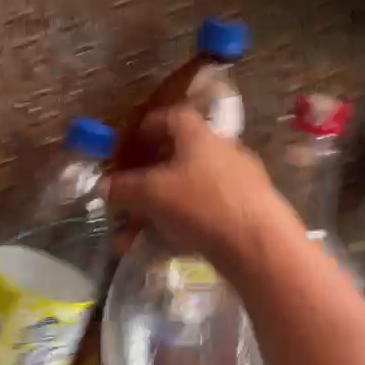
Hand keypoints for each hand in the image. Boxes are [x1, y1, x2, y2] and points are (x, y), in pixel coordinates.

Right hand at [108, 106, 303, 273]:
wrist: (261, 247)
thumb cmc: (201, 204)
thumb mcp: (149, 194)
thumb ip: (123, 188)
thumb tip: (103, 186)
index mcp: (199, 136)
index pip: (173, 117)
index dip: (149, 126)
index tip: (132, 141)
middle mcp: (223, 151)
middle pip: (182, 154)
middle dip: (153, 172)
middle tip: (133, 187)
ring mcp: (240, 182)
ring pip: (193, 186)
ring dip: (165, 203)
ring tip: (142, 230)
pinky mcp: (250, 211)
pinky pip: (209, 210)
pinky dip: (186, 222)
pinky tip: (169, 244)